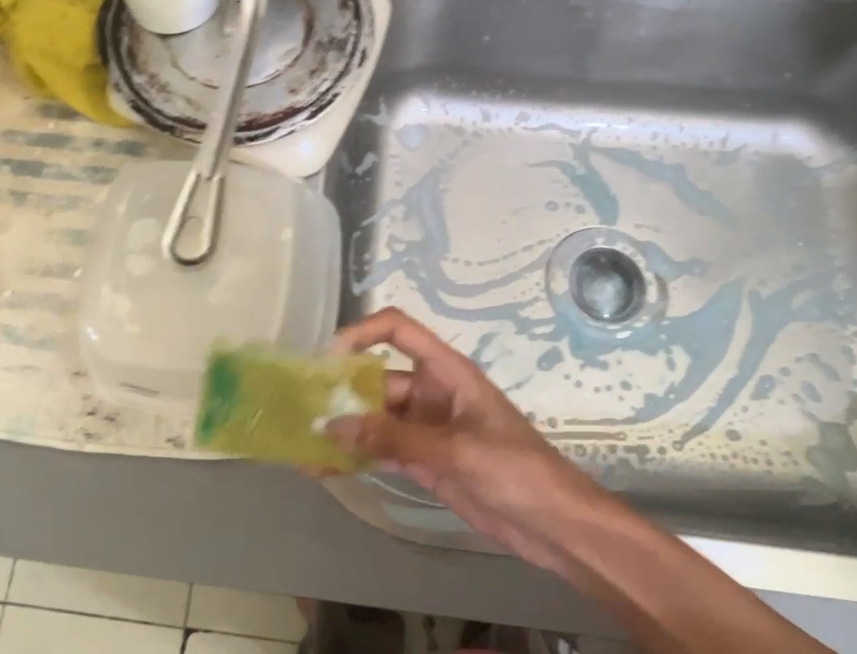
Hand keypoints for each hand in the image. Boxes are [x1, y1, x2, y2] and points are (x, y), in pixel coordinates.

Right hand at [323, 308, 611, 574]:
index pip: (400, 332)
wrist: (556, 525)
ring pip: (377, 418)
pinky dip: (357, 455)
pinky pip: (384, 450)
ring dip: (345, 428)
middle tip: (301, 410)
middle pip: (380, 379)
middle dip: (343, 392)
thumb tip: (333, 424)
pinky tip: (326, 465)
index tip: (330, 358)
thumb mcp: (456, 451)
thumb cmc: (517, 471)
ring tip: (302, 442)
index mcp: (449, 372)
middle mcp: (434, 393)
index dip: (364, 334)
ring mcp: (428, 429)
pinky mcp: (426, 462)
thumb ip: (395, 438)